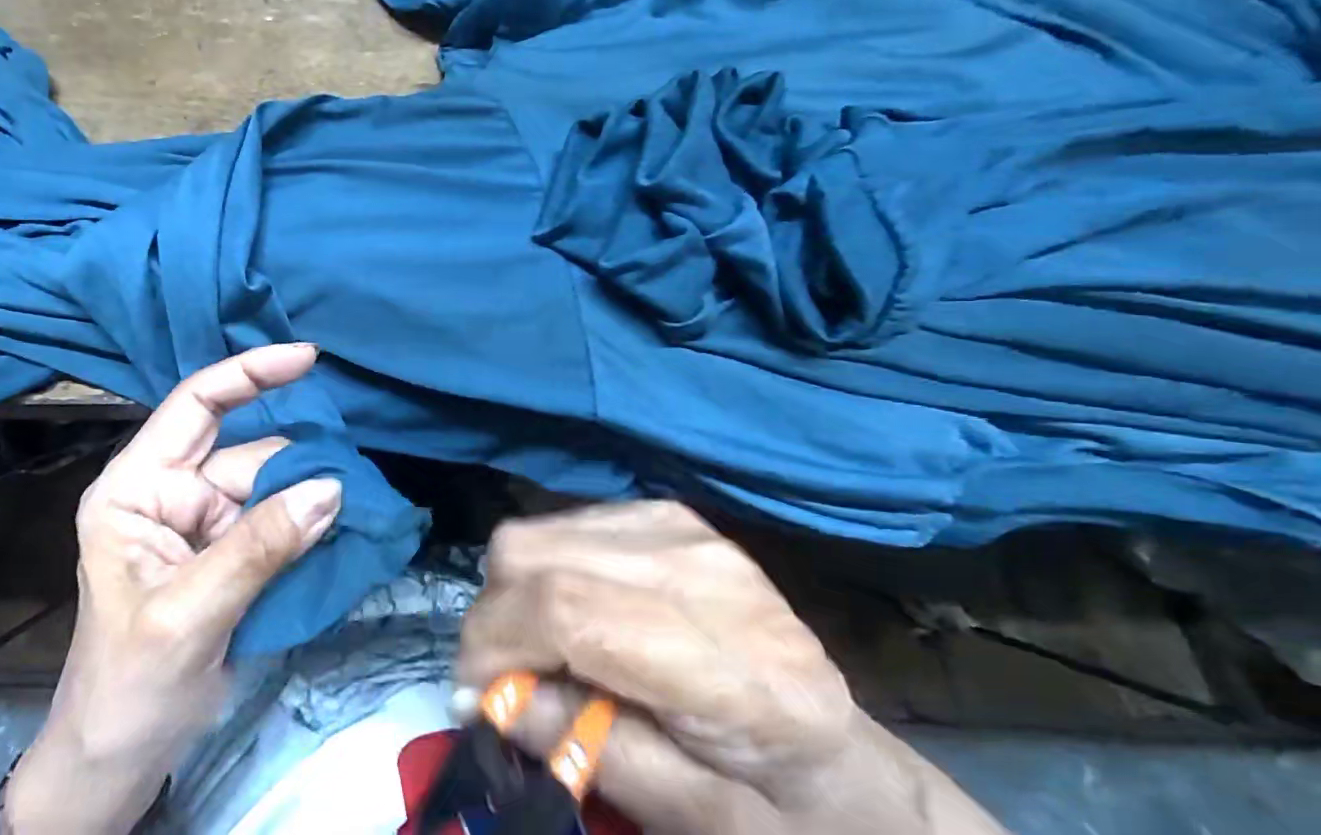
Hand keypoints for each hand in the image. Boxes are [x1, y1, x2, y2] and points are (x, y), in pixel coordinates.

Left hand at [4, 344, 343, 834]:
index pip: (196, 406)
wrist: (124, 758)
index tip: (308, 358)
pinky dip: (314, 524)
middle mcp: (174, 492)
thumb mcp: (188, 614)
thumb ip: (258, 547)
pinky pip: (286, 520)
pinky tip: (343, 531)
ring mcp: (209, 522)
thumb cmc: (130, 685)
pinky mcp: (236, 552)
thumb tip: (332, 488)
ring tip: (356, 516)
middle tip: (352, 486)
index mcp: (137, 488)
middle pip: (252, 451)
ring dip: (314, 499)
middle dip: (300, 463)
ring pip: (277, 486)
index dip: (250, 374)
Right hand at [457, 501, 1004, 834]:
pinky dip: (545, 570)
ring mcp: (690, 531)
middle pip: (539, 553)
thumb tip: (494, 695)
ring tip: (538, 655)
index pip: (570, 610)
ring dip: (515, 594)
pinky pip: (568, 525)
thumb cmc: (782, 813)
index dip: (495, 647)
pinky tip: (572, 618)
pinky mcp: (673, 516)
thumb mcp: (696, 821)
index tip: (472, 701)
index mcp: (735, 665)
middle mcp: (708, 572)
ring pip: (541, 531)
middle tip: (502, 684)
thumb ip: (592, 751)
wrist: (848, 759)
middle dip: (493, 620)